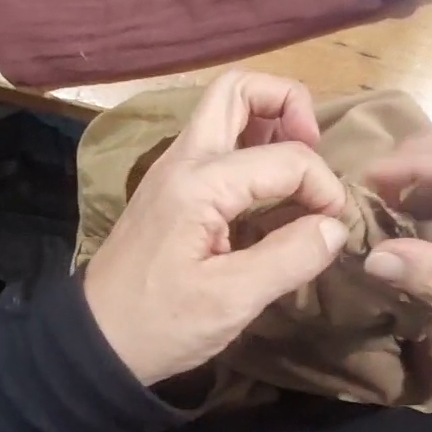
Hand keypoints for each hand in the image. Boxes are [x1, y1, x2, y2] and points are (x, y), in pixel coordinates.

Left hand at [84, 71, 350, 387]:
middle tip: (313, 151)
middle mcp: (184, 159)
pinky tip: (272, 192)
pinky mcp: (173, 186)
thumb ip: (290, 258)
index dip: (323, 186)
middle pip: (238, 89)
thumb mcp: (231, 301)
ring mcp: (174, 169)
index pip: (286, 157)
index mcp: (200, 184)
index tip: (333, 227)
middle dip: (288, 104)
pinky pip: (219, 142)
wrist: (95, 342)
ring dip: (269, 122)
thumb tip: (336, 227)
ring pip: (226, 109)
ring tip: (297, 169)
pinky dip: (253, 148)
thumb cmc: (159, 324)